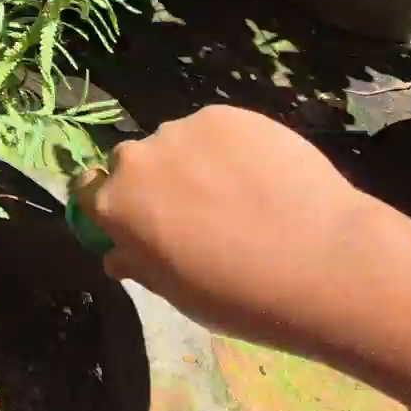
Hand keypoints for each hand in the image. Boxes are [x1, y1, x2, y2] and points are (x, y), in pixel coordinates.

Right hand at [71, 105, 380, 350]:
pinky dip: (231, 149)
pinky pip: (215, 130)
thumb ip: (141, 265)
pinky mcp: (223, 114)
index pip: (85, 188)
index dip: (105, 201)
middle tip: (197, 212)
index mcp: (115, 205)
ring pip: (176, 144)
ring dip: (193, 163)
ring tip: (243, 196)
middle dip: (154, 182)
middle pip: (132, 163)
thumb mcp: (181, 294)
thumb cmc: (243, 296)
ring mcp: (180, 131)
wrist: (326, 262)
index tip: (133, 216)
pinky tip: (265, 178)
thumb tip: (118, 255)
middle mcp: (136, 159)